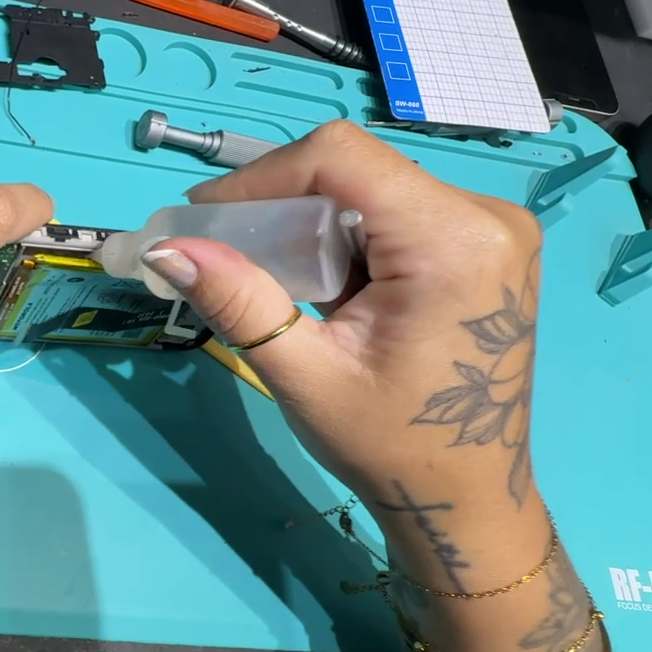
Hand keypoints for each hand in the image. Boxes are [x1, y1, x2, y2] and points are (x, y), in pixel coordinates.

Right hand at [140, 121, 542, 517]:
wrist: (461, 492)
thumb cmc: (388, 442)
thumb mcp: (303, 374)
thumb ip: (237, 302)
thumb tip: (165, 249)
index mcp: (453, 242)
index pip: (339, 159)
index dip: (259, 176)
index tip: (202, 216)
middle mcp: (483, 216)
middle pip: (352, 168)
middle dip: (275, 201)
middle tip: (222, 247)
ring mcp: (486, 227)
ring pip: (364, 186)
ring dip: (302, 221)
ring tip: (263, 270)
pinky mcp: (475, 243)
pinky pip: (385, 210)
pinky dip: (332, 235)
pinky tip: (314, 281)